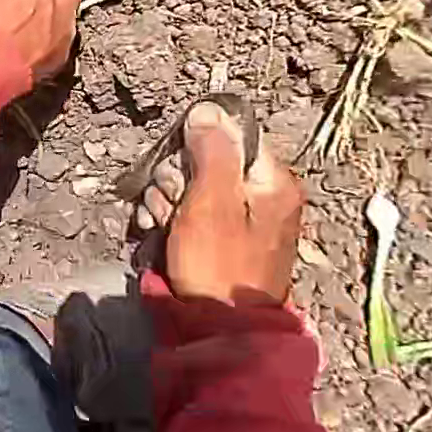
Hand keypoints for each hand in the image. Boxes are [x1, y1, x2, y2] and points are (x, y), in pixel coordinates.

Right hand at [140, 102, 305, 306]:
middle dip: (175, 177)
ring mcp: (238, 215)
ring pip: (187, 184)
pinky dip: (167, 215)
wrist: (219, 323)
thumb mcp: (213, 201)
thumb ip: (213, 152)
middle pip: (203, 159)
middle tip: (174, 202)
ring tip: (165, 222)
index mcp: (272, 181)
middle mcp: (260, 193)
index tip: (181, 167)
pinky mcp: (216, 232)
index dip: (196, 145)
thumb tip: (209, 108)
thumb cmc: (218, 261)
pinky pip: (185, 208)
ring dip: (165, 199)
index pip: (230, 135)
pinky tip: (159, 229)